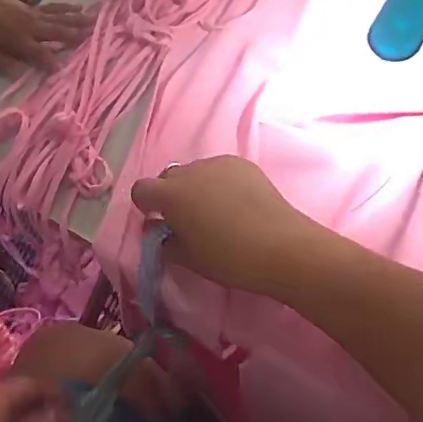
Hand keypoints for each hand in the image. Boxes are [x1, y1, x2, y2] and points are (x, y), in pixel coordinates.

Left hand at [0, 0, 90, 75]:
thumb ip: (2, 62)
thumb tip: (19, 74)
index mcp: (19, 39)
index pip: (38, 52)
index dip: (49, 61)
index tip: (62, 69)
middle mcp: (32, 27)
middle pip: (57, 32)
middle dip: (75, 36)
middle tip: (95, 39)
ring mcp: (36, 15)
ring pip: (60, 19)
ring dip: (78, 21)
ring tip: (96, 22)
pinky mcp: (37, 8)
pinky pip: (55, 8)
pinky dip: (68, 8)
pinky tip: (80, 7)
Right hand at [129, 156, 327, 297]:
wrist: (281, 246)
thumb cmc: (229, 258)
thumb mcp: (189, 259)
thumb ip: (165, 243)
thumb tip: (158, 231)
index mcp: (171, 195)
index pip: (141, 189)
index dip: (145, 206)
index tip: (157, 221)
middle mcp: (190, 171)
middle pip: (168, 177)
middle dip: (170, 195)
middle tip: (186, 220)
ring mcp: (217, 163)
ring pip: (195, 172)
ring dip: (195, 187)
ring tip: (216, 212)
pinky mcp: (241, 163)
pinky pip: (219, 170)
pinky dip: (219, 182)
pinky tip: (237, 203)